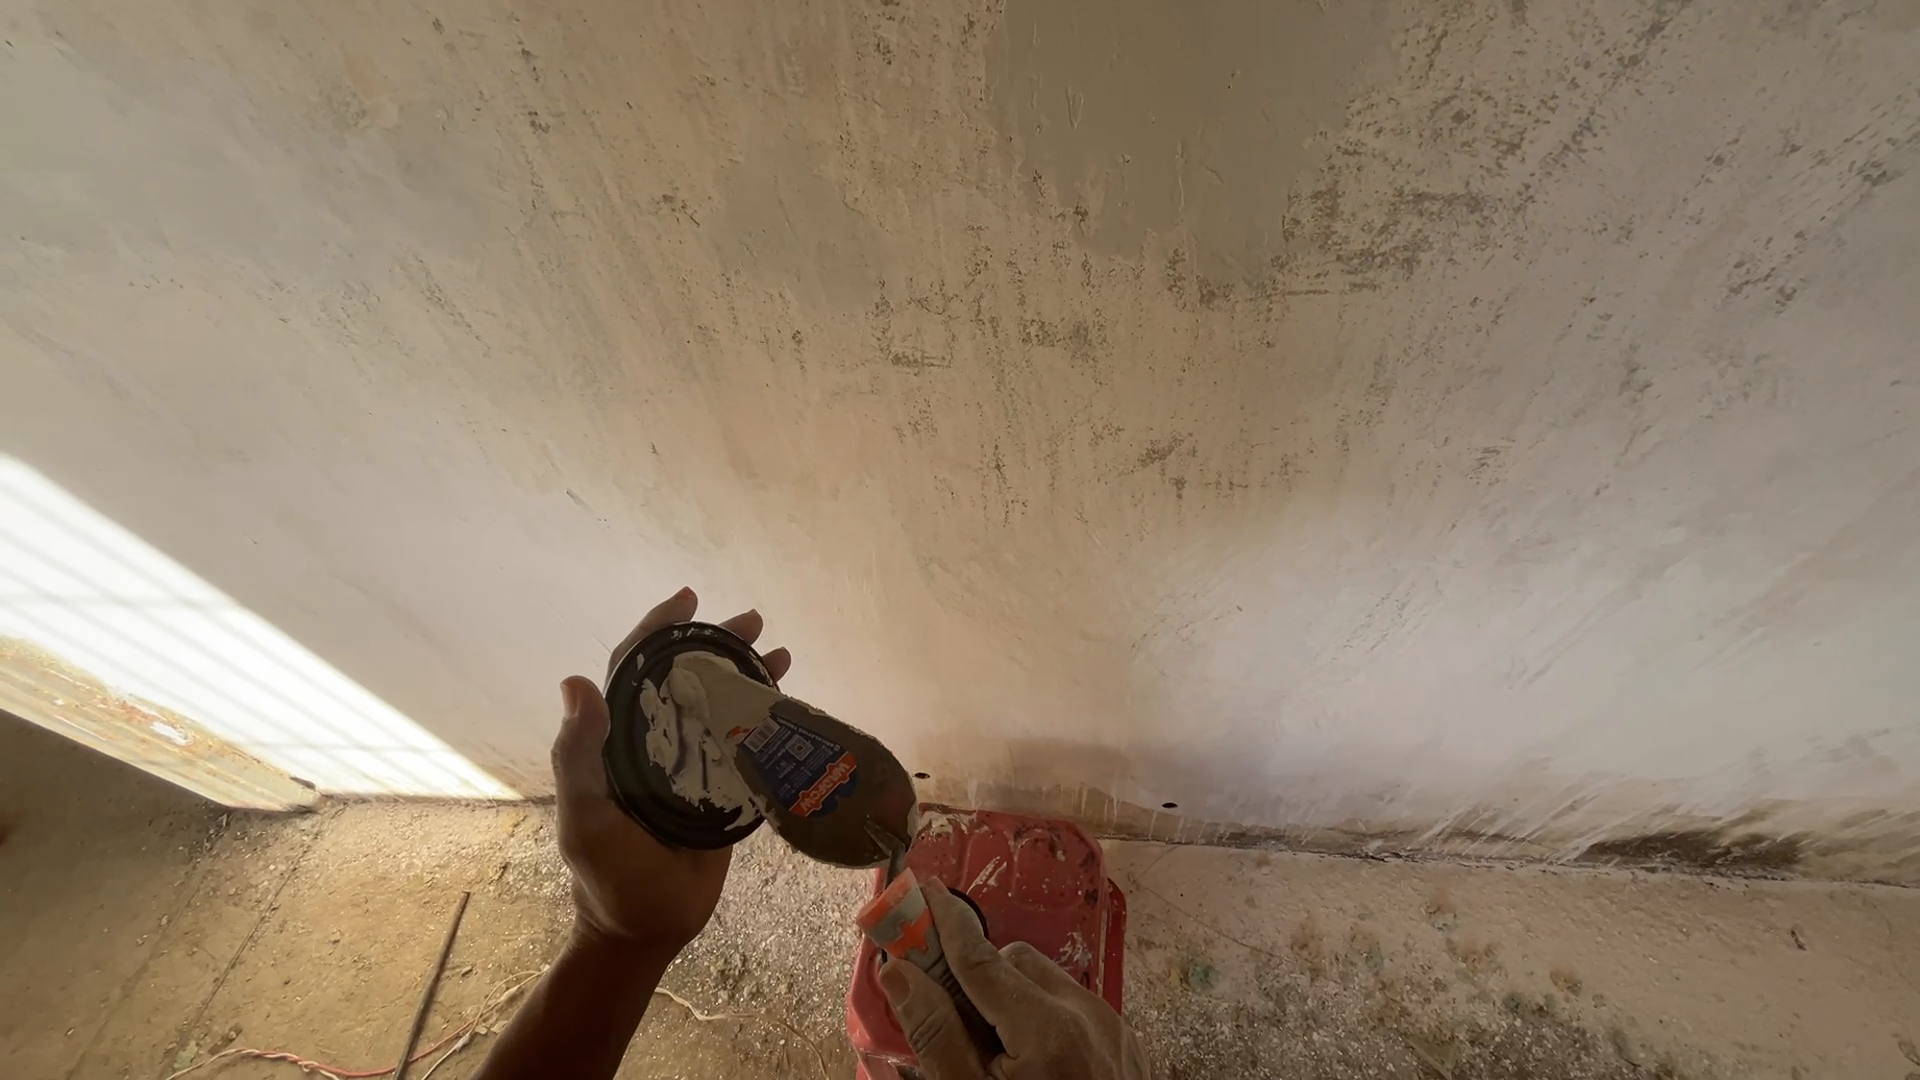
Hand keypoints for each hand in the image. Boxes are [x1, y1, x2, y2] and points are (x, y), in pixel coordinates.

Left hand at [549, 586, 792, 958]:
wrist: (651, 926)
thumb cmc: (611, 874)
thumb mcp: (588, 817)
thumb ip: (580, 757)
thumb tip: (575, 682)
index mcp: (621, 739)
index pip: (634, 668)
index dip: (657, 629)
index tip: (687, 600)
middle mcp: (658, 739)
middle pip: (687, 675)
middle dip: (717, 641)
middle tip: (752, 620)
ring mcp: (694, 759)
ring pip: (722, 701)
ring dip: (748, 671)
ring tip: (779, 650)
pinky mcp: (725, 782)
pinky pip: (747, 737)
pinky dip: (767, 712)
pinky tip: (789, 699)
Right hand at [880, 879, 1149, 1079]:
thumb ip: (935, 1034)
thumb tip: (898, 971)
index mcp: (1047, 1028)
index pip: (981, 956)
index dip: (946, 920)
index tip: (923, 890)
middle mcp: (1087, 1014)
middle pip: (1016, 962)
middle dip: (978, 976)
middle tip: (950, 1012)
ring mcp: (1112, 1028)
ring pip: (1045, 979)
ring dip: (1011, 995)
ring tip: (992, 1049)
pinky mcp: (1125, 1045)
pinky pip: (1072, 1004)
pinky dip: (1041, 1014)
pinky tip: (1029, 1061)